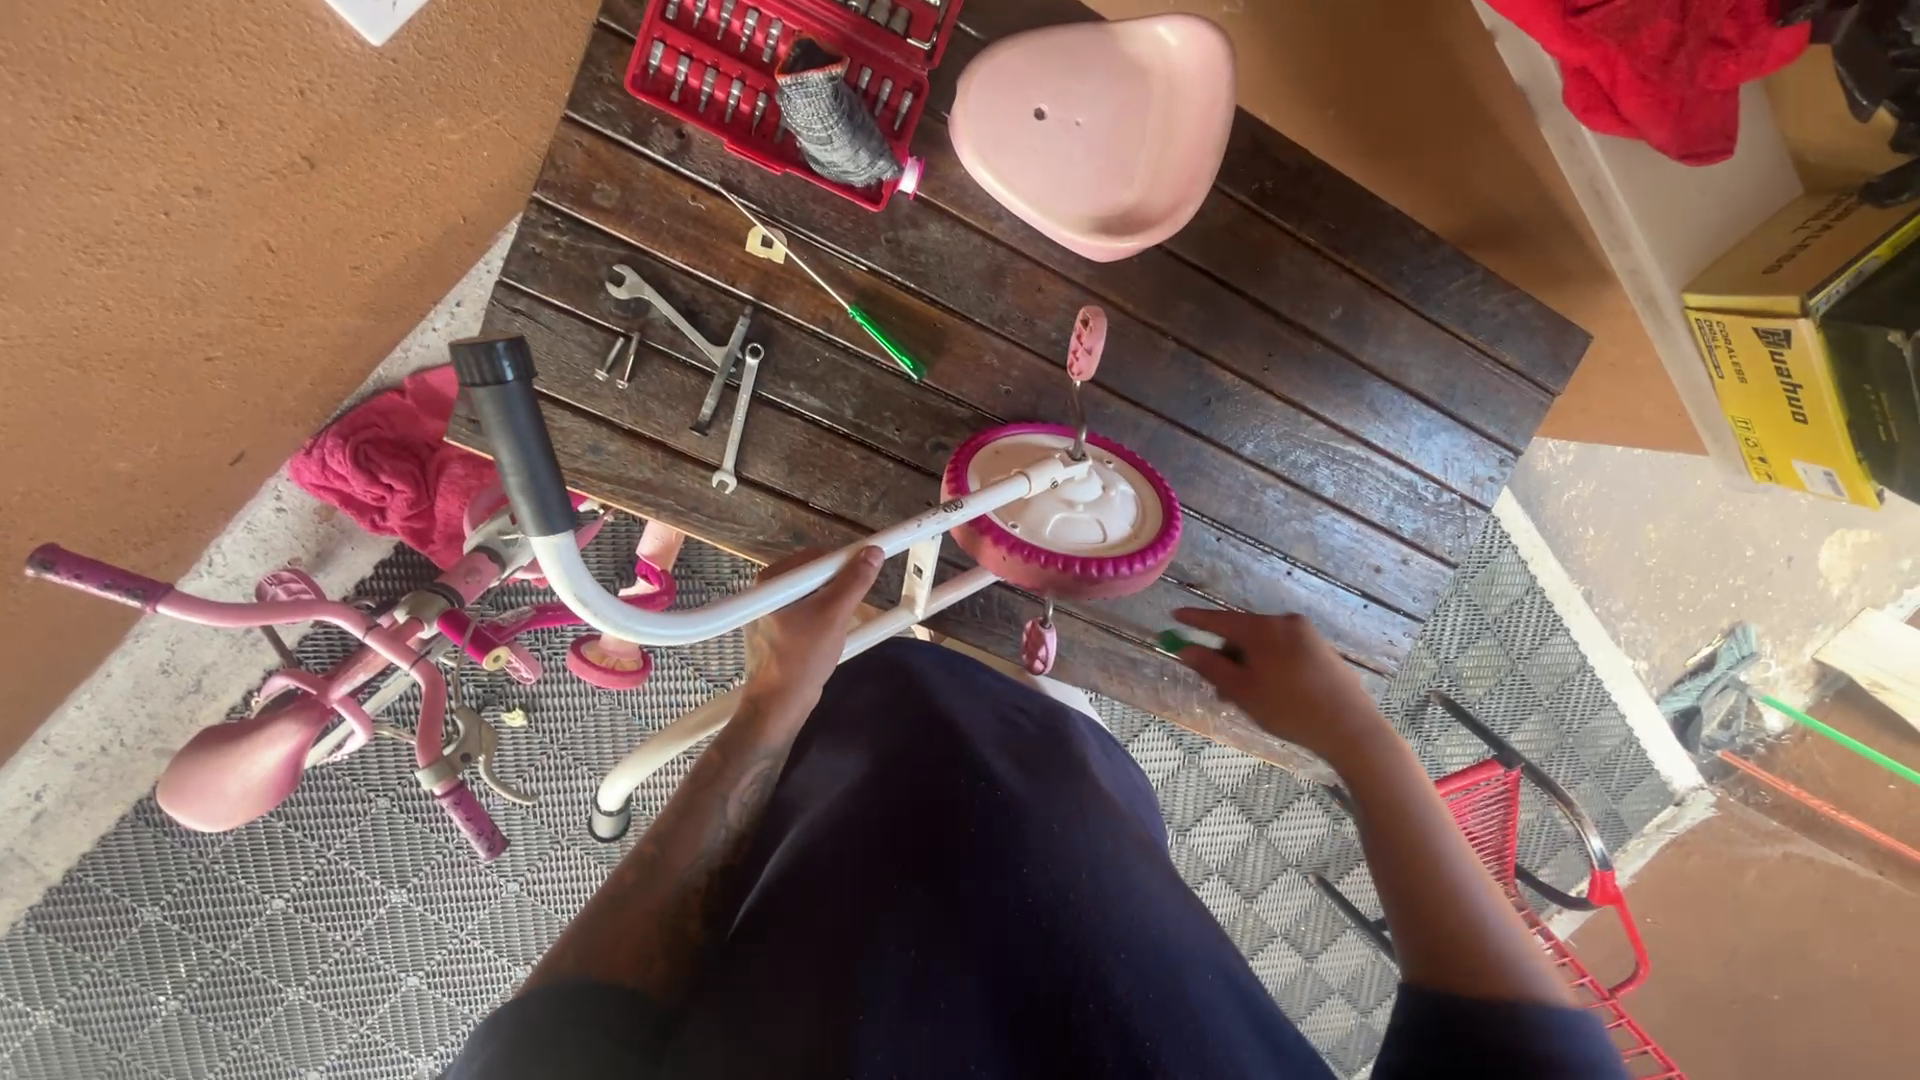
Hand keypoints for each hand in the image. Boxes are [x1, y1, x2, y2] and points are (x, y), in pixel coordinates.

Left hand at [740, 546, 883, 715]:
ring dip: (838, 605)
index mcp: (772, 581)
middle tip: (857, 604)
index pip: (817, 558)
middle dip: (842, 587)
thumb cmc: (803, 657)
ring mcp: (773, 613)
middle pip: (818, 576)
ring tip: (846, 623)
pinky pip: (812, 614)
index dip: (846, 563)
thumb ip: (855, 581)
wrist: (780, 705)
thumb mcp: (834, 615)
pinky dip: (829, 619)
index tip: (870, 572)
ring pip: (818, 596)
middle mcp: (769, 592)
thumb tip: (873, 551)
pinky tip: (837, 635)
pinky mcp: (782, 632)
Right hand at [1171, 609, 1394, 768]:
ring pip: (1263, 644)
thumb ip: (1210, 667)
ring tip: (1248, 698)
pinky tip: (1272, 693)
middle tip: (1220, 689)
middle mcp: (1284, 623)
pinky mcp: (1321, 649)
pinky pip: (1282, 649)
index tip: (1174, 616)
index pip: (1219, 619)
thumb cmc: (1289, 709)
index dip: (1194, 619)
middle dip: (1226, 656)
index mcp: (1262, 629)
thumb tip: (1185, 649)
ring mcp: (1306, 634)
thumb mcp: (1242, 691)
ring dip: (1247, 664)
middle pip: (1242, 632)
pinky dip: (1268, 664)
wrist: (1352, 728)